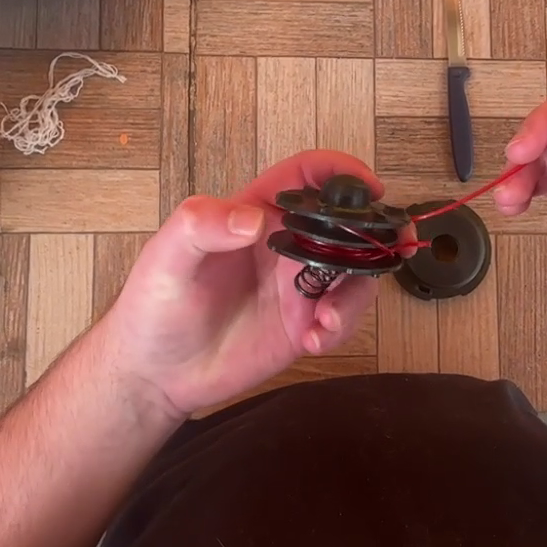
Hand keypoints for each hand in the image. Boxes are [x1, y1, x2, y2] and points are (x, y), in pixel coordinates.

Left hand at [96, 151, 381, 417]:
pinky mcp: (304, 324)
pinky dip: (341, 328)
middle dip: (377, 234)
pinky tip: (312, 342)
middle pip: (347, 225)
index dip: (342, 173)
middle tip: (393, 249)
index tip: (371, 187)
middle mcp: (286, 245)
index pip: (308, 177)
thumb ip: (200, 226)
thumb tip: (252, 219)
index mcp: (257, 213)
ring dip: (357, 294)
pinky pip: (343, 317)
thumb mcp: (165, 257)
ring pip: (356, 273)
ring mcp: (298, 285)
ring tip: (325, 322)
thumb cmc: (153, 305)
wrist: (153, 374)